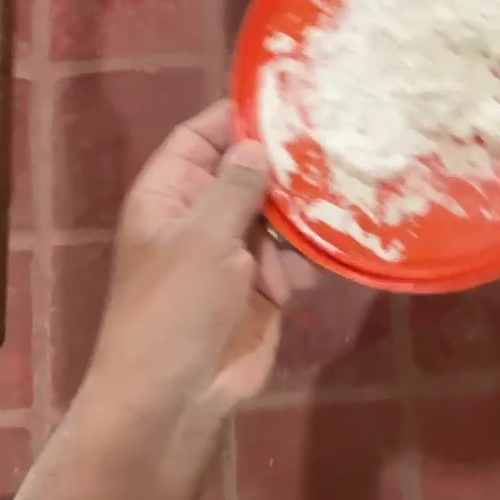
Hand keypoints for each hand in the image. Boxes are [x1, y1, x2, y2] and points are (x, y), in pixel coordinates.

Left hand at [77, 102, 316, 434]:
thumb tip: (257, 144)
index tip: (284, 105)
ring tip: (326, 217)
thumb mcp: (203, 238)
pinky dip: (303, 262)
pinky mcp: (262, 289)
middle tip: (330, 152)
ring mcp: (233, 255)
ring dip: (299, 221)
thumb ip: (235, 187)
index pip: (199, 138)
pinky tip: (312, 270)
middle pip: (246, 175)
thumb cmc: (176, 308)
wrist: (177, 394)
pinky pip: (290, 259)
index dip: (234, 119)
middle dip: (283, 170)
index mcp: (169, 196)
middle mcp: (201, 218)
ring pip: (276, 218)